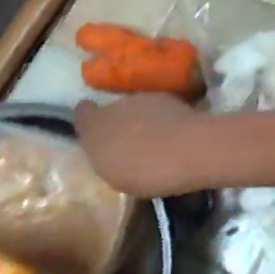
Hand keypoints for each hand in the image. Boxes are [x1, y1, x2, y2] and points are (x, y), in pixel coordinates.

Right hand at [73, 96, 208, 198]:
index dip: (88, 120)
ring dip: (143, 123)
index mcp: (96, 124)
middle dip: (119, 126)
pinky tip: (175, 140)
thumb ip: (103, 156)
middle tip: (131, 148)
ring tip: (156, 146)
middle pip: (112, 111)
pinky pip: (161, 112)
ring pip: (137, 109)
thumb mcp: (114, 175)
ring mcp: (147, 98)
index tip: (96, 134)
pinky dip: (164, 122)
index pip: (82, 112)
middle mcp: (118, 104)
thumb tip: (102, 144)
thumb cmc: (146, 170)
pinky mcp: (173, 99)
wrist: (192, 149)